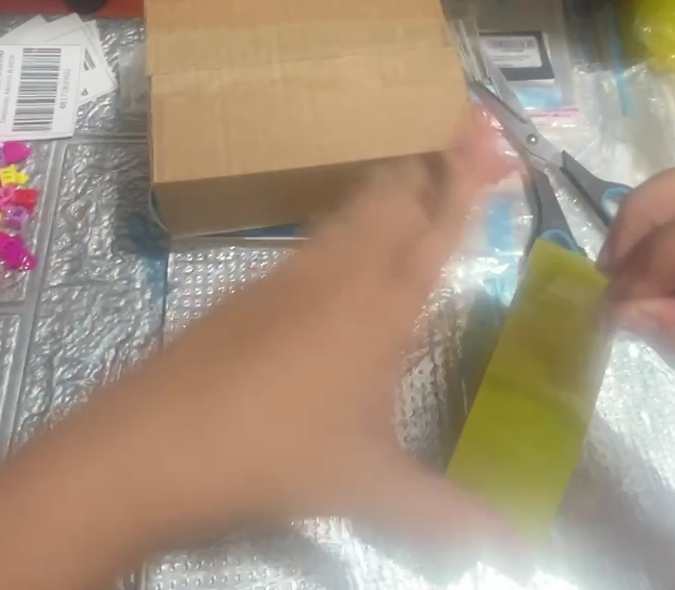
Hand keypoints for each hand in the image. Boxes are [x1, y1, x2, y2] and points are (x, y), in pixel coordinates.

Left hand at [69, 116, 517, 549]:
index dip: (468, 176)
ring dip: (392, 179)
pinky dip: (352, 212)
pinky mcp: (261, 279)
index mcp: (384, 307)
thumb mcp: (365, 487)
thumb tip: (517, 548)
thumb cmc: (275, 453)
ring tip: (414, 161)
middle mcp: (346, 271)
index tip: (489, 131)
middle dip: (434, 158)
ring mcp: (298, 269)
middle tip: (464, 127)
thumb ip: (444, 512)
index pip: (439, 227)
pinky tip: (348, 230)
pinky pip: (323, 229)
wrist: (158, 438)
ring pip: (357, 204)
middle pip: (398, 195)